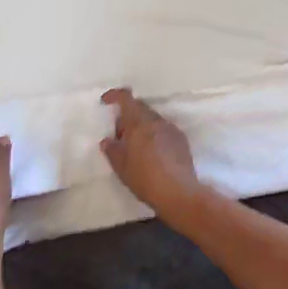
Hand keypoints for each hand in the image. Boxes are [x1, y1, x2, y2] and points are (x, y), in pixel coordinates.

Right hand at [100, 89, 203, 215]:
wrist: (179, 193)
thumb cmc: (144, 177)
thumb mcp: (120, 166)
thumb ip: (111, 149)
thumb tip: (107, 140)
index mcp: (138, 121)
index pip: (126, 97)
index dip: (114, 95)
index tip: (106, 102)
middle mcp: (156, 120)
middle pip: (139, 107)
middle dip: (127, 116)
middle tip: (119, 136)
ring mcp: (171, 129)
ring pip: (152, 119)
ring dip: (141, 126)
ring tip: (136, 148)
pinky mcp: (181, 140)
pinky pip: (163, 130)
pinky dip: (154, 135)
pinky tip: (153, 154)